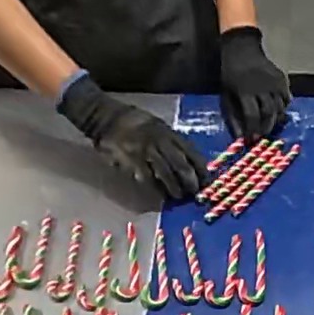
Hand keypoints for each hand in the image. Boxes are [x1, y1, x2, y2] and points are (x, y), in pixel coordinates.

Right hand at [58, 74, 206, 199]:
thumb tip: (186, 162)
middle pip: (181, 164)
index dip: (201, 167)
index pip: (190, 150)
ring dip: (174, 188)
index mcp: (167, 131)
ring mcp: (146, 150)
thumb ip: (170, 142)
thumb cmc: (132, 122)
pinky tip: (159, 197)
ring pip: (167, 174)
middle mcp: (160, 140)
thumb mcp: (156, 125)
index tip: (207, 181)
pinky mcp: (133, 161)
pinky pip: (148, 179)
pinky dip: (155, 190)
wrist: (106, 117)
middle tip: (194, 193)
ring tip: (178, 197)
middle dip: (190, 181)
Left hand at [218, 27, 289, 140]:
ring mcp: (273, 81)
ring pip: (280, 106)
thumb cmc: (231, 76)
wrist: (242, 50)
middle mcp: (262, 86)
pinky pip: (287, 97)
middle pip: (268, 112)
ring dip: (275, 119)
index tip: (252, 139)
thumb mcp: (227, 97)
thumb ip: (233, 118)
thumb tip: (240, 138)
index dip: (252, 130)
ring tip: (270, 124)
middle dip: (266, 127)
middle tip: (262, 135)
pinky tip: (278, 110)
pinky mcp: (281, 78)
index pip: (252, 116)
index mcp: (245, 91)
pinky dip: (284, 106)